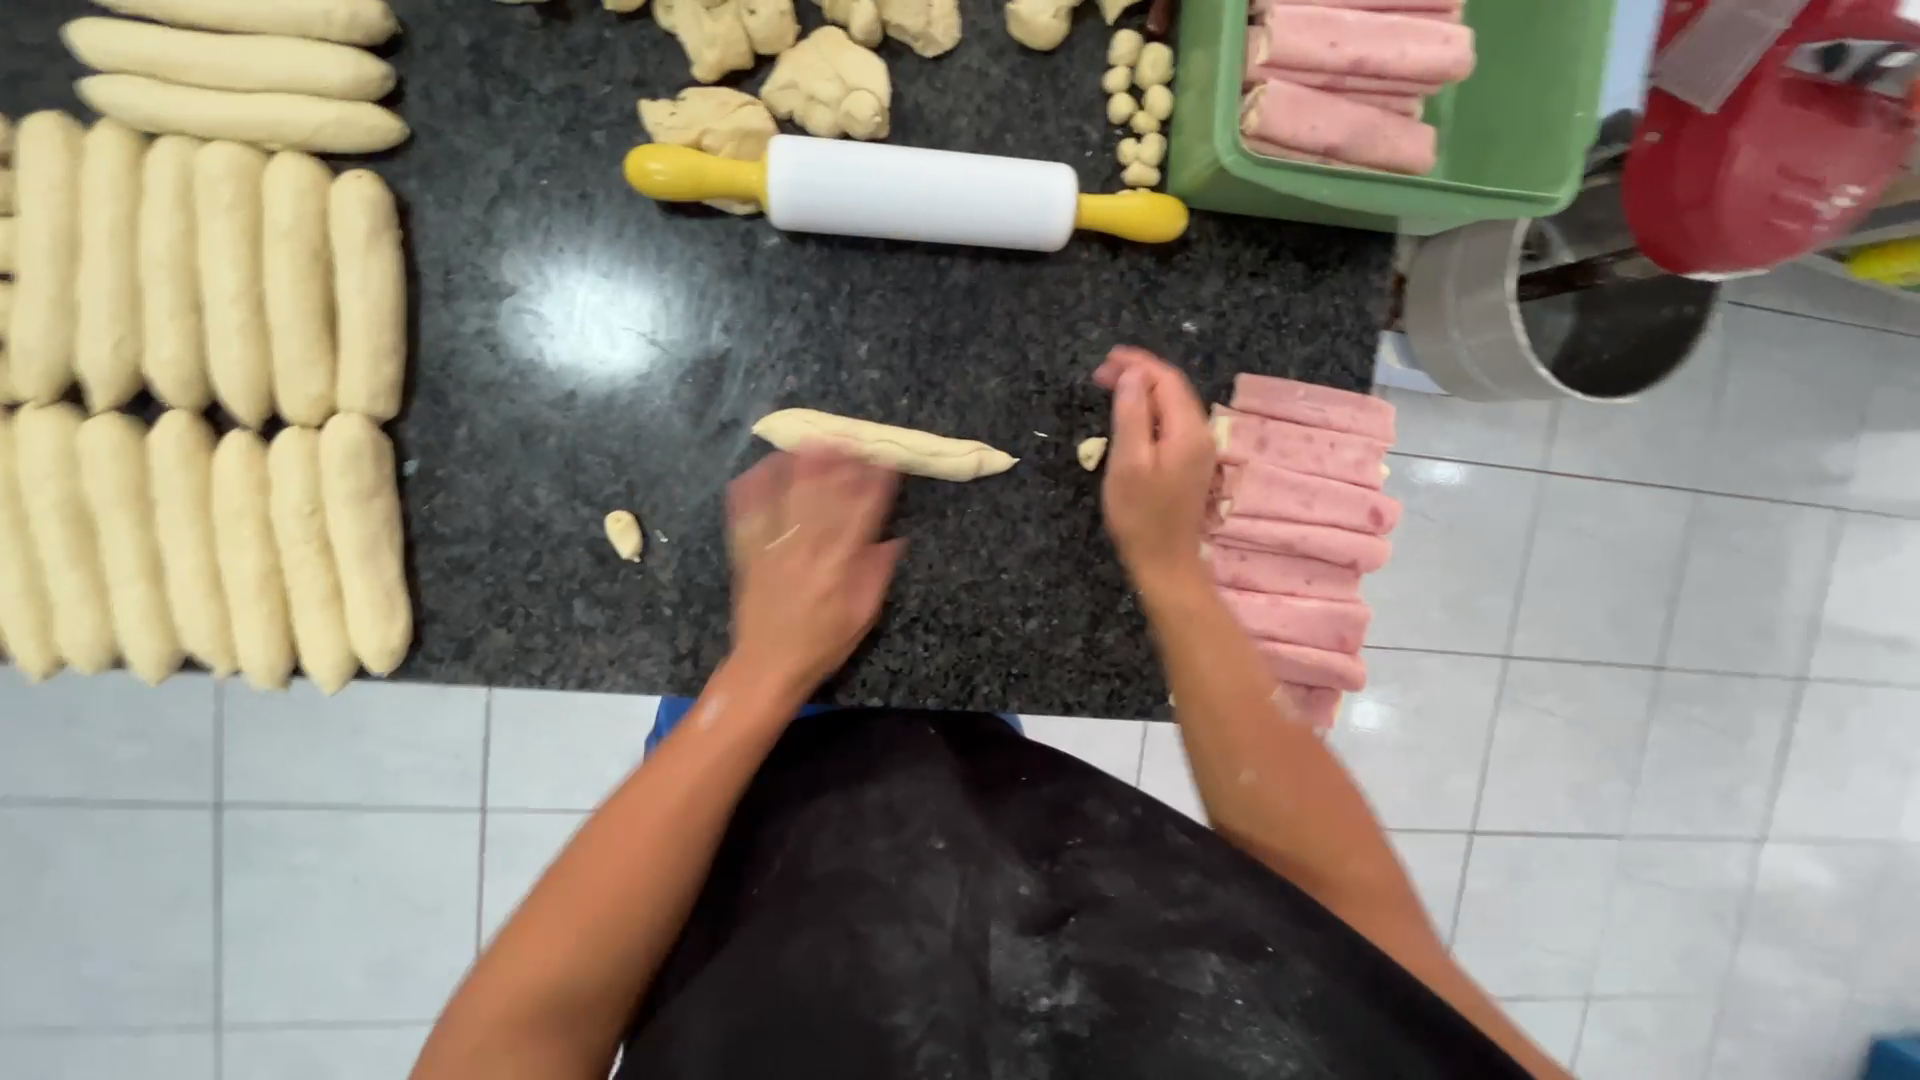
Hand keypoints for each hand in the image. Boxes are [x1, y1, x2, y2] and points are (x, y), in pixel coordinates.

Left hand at [725, 448, 905, 694]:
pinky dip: (756, 484)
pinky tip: (766, 464)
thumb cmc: (821, 645)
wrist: (766, 666)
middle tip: (851, 440)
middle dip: (840, 464)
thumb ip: (877, 574)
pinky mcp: (747, 551)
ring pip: (789, 495)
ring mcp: (772, 547)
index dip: (875, 484)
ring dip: (803, 465)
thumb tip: (894, 539)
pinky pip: (748, 510)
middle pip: (825, 495)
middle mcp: (805, 549)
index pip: (862, 513)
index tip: (885, 462)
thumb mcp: (863, 616)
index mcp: (838, 565)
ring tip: (814, 440)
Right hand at [1094, 346, 1215, 592]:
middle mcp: (1201, 435)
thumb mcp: (1127, 462)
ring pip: (1173, 406)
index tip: (1105, 359)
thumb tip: (1133, 376)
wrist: (1164, 561)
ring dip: (1144, 391)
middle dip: (1139, 374)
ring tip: (1111, 387)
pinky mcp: (1191, 464)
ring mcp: (1199, 451)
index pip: (1166, 380)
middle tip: (1101, 373)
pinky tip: (1131, 414)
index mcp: (1188, 431)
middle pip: (1173, 389)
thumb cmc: (1140, 515)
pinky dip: (1150, 411)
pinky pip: (1172, 424)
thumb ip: (1132, 414)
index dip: (1137, 364)